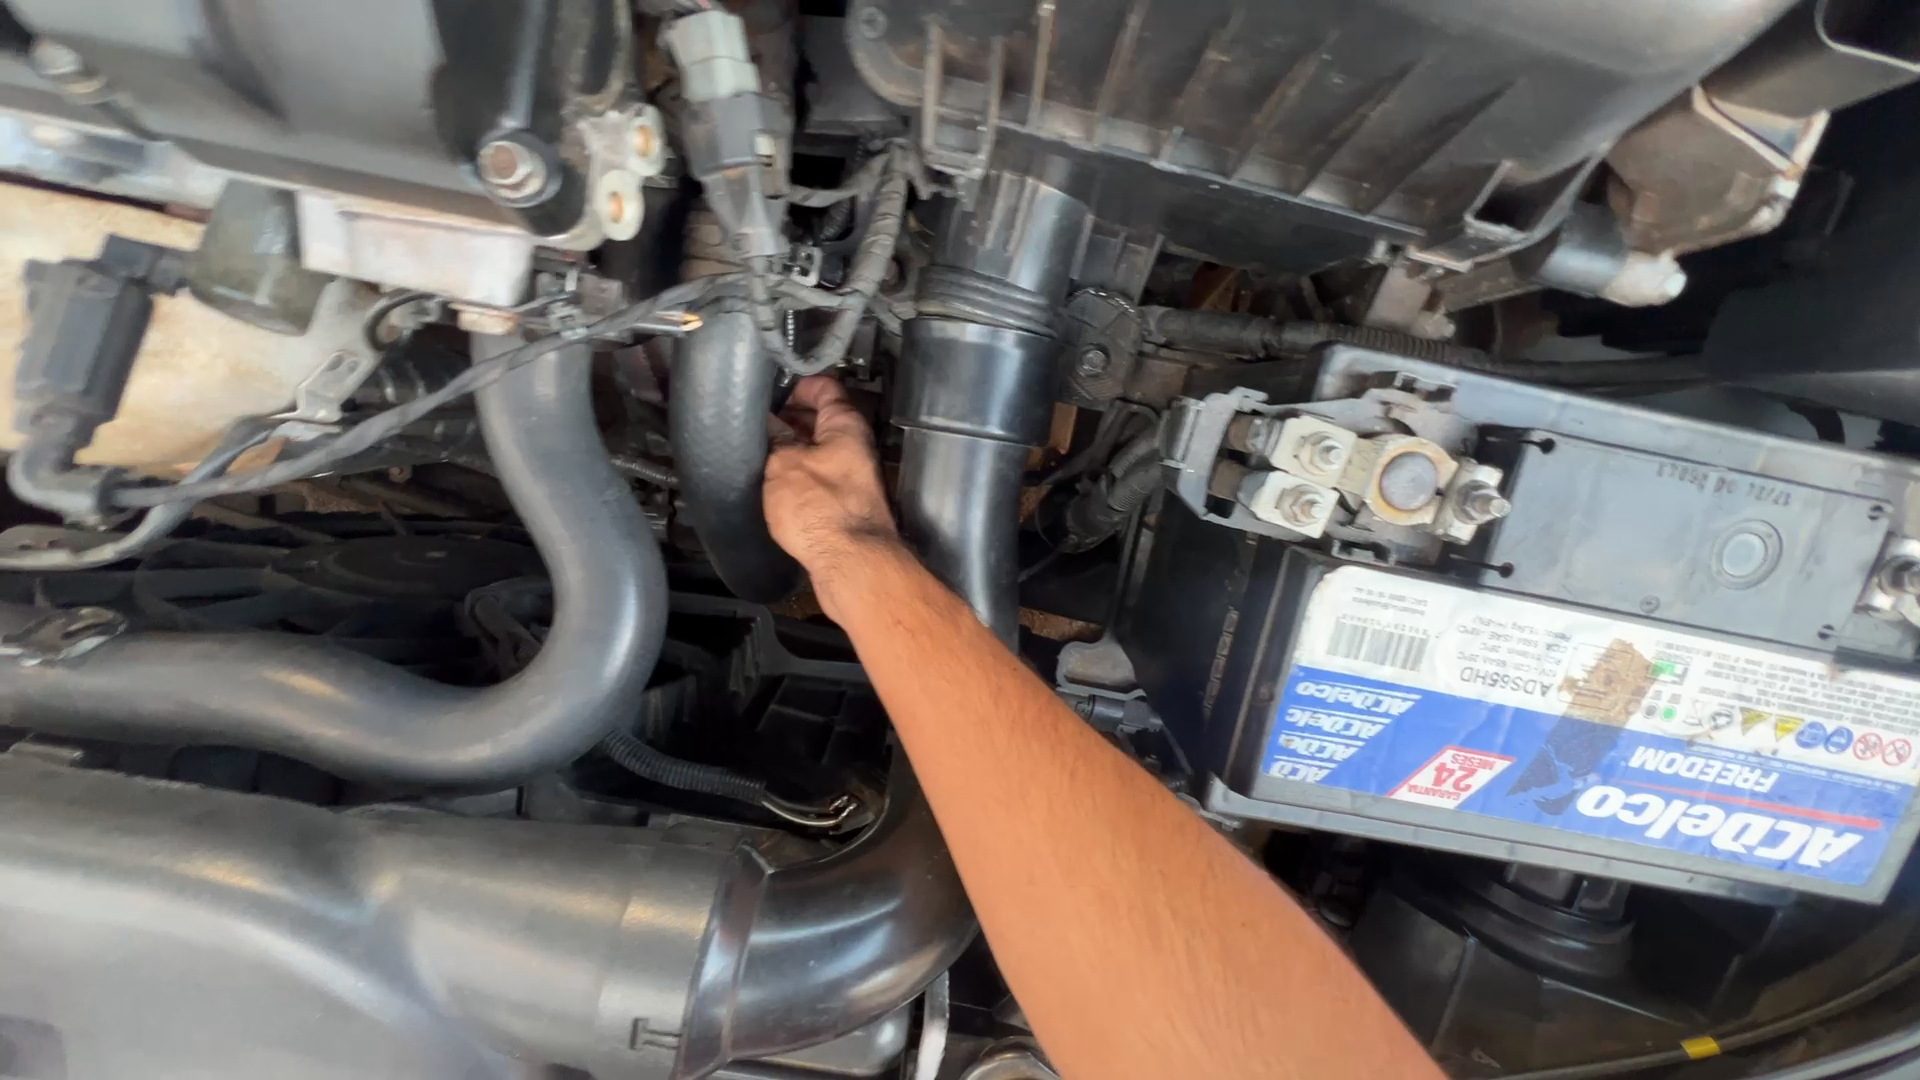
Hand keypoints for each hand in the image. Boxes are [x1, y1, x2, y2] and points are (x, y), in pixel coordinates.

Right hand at [764, 376, 902, 593]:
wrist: (851, 563)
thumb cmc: (824, 512)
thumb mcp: (784, 465)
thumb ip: (776, 439)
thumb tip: (770, 425)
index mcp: (847, 426)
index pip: (826, 387)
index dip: (799, 384)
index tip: (775, 390)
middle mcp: (857, 449)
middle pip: (825, 419)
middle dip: (793, 418)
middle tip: (763, 422)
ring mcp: (855, 478)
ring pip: (823, 451)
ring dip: (795, 449)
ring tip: (764, 452)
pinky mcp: (848, 505)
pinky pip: (823, 478)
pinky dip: (803, 475)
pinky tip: (779, 483)